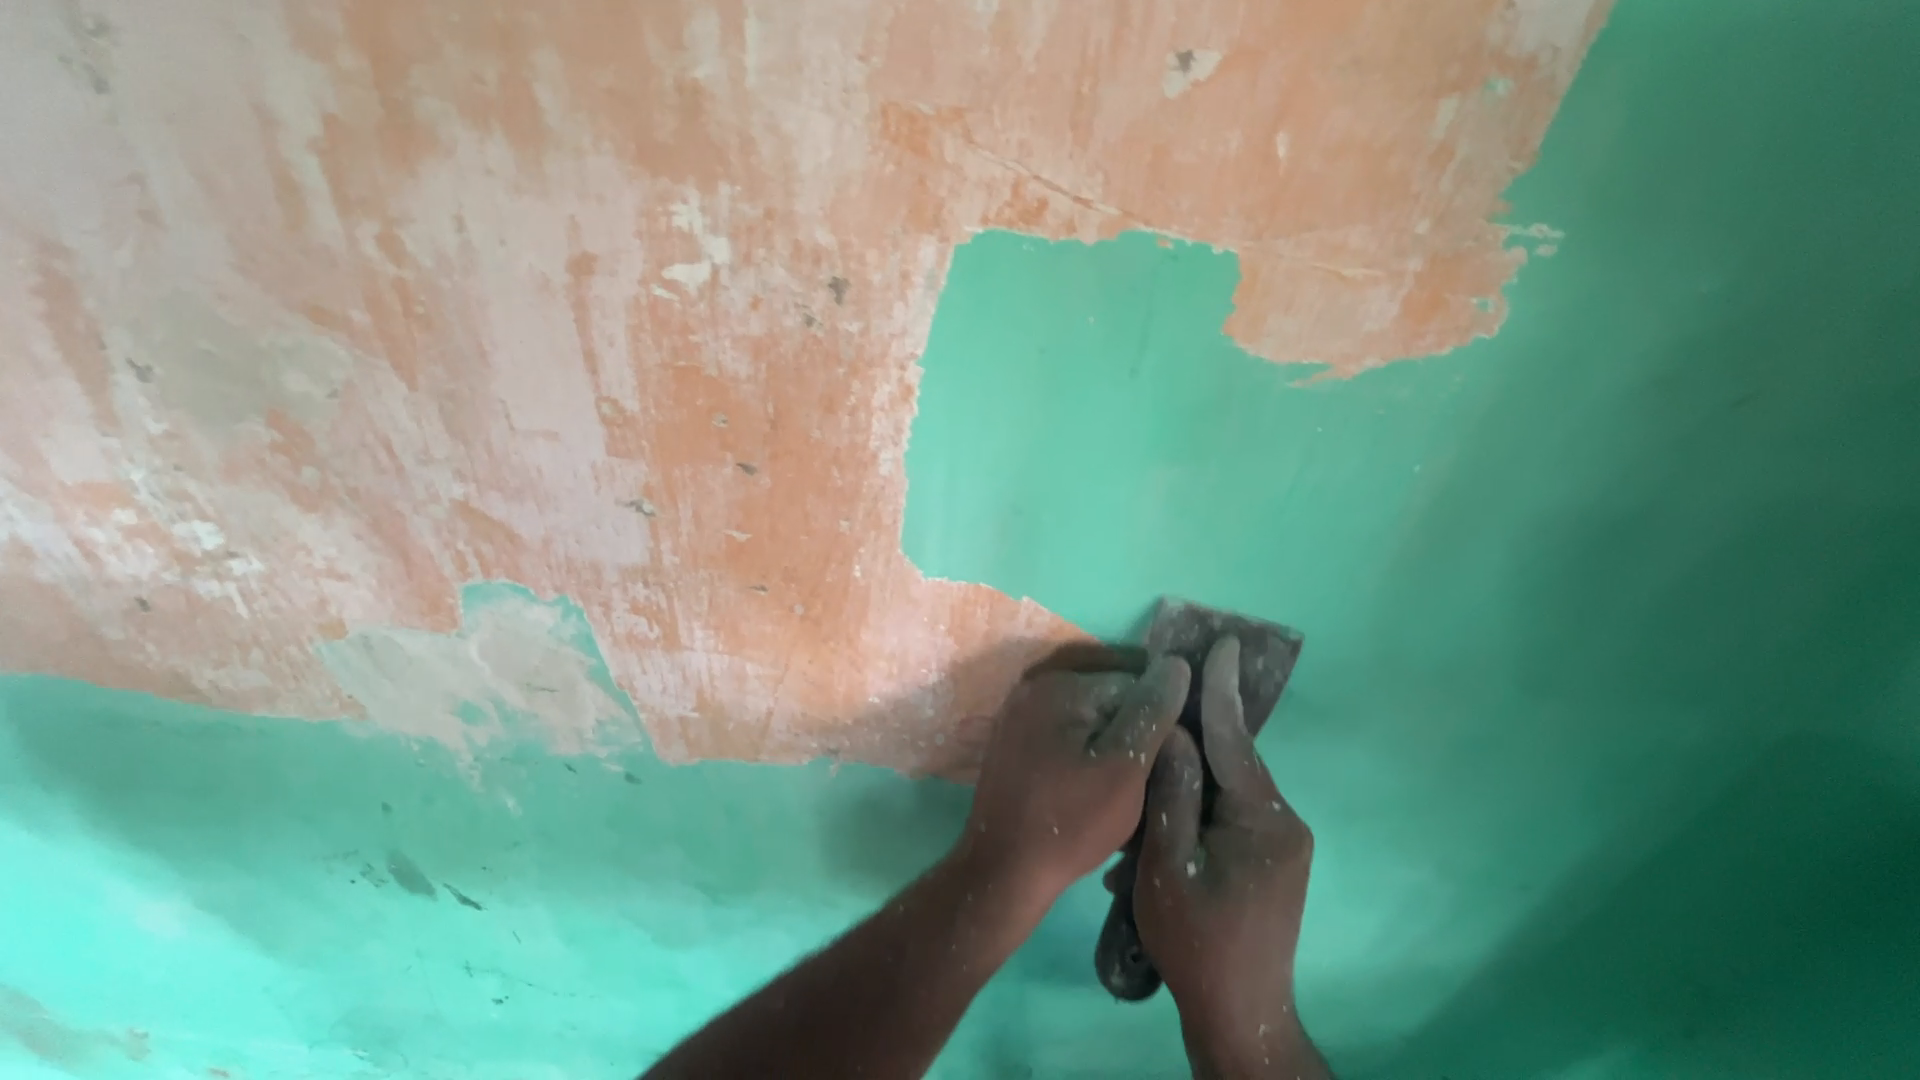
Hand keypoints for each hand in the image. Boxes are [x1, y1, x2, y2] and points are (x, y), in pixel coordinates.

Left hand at [959, 650, 1191, 900]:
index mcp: (1059, 684)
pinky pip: (1064, 736)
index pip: (1133, 682)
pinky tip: (1098, 787)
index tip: (1173, 755)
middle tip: (1156, 773)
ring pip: (1087, 720)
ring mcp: (1018, 716)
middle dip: (1134, 729)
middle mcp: (1033, 689)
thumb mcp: (1124, 767)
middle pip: (1107, 698)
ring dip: (1111, 745)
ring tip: (1131, 786)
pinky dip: (1086, 754)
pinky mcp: (1014, 744)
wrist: (1005, 871)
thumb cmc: (1070, 821)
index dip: (1160, 718)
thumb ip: (1152, 712)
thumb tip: (1176, 664)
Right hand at [1135, 637, 1322, 1076]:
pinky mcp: (1269, 863)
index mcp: (1264, 819)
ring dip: (1183, 788)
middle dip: (1188, 743)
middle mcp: (1282, 823)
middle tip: (1154, 710)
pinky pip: (1225, 818)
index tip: (1222, 642)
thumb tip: (1174, 735)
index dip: (1221, 689)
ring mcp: (1279, 846)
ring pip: (1223, 792)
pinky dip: (1191, 814)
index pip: (1236, 739)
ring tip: (1139, 790)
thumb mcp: (1168, 864)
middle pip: (1229, 762)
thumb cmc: (1198, 940)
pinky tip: (1156, 832)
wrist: (1239, 1015)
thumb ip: (1171, 794)